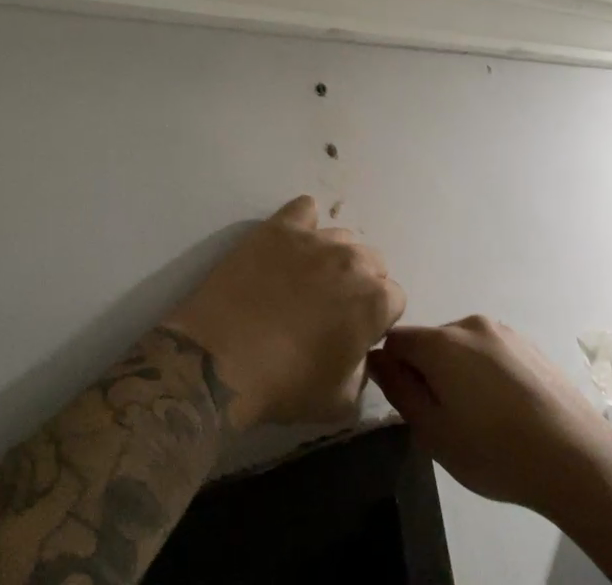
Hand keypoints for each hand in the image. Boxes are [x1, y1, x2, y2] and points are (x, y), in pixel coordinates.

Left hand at [162, 195, 405, 428]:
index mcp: (375, 301)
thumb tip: (359, 353)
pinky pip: (304, 210)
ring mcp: (315, 239)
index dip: (376, 319)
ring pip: (341, 239)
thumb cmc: (283, 386)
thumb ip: (364, 372)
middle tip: (328, 309)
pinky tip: (289, 248)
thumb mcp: (341, 401)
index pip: (394, 300)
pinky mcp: (279, 227)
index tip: (353, 334)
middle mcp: (353, 261)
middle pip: (372, 263)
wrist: (218, 362)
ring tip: (304, 282)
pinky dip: (304, 225)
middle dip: (359, 284)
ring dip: (333, 259)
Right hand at [367, 315, 611, 514]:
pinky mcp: (530, 346)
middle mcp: (471, 325)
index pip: (395, 340)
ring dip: (458, 375)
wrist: (576, 457)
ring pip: (462, 349)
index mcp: (441, 342)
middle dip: (427, 373)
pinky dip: (486, 376)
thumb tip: (376, 359)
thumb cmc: (494, 451)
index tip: (409, 405)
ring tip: (479, 420)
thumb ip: (398, 389)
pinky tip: (506, 412)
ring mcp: (505, 333)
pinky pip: (491, 354)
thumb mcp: (432, 431)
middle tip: (444, 420)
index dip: (393, 371)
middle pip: (430, 342)